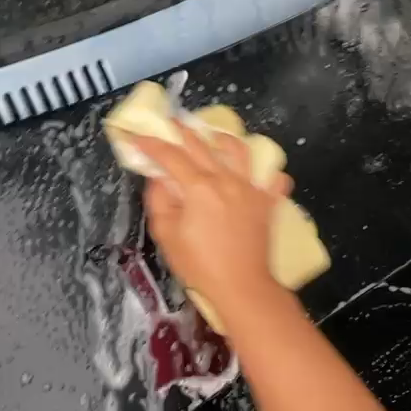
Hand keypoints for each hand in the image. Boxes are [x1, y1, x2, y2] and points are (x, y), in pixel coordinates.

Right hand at [130, 122, 294, 312]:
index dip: (150, 144)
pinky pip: (274, 181)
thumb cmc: (199, 265)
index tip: (136, 137)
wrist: (242, 287)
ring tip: (214, 137)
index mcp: (198, 187)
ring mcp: (250, 189)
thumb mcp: (166, 235)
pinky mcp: (267, 204)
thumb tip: (159, 179)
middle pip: (201, 145)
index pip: (170, 156)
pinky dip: (270, 174)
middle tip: (170, 123)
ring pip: (239, 151)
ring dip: (223, 139)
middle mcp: (225, 180)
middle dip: (182, 131)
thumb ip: (159, 201)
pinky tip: (265, 174)